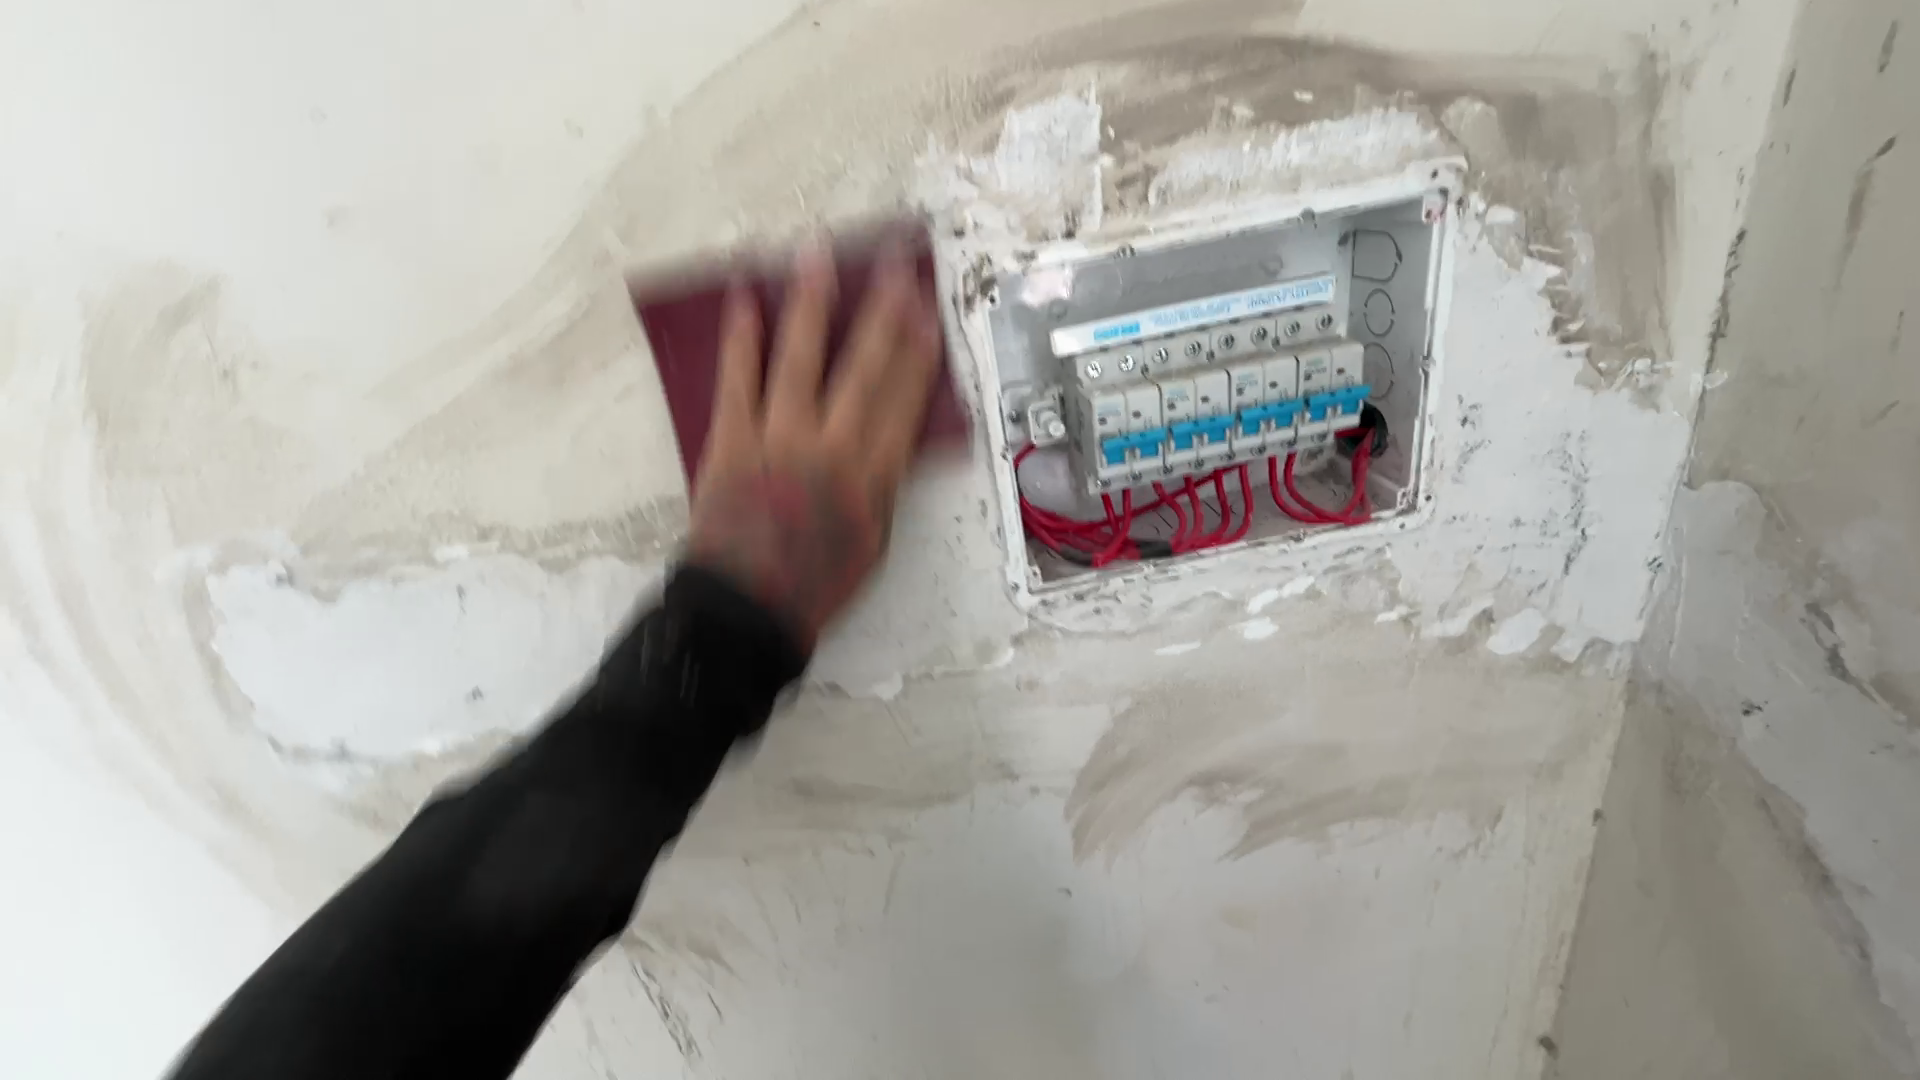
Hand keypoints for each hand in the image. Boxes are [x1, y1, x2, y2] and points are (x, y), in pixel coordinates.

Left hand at [685, 239, 943, 648]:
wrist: (747, 611)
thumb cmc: (817, 584)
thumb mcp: (875, 539)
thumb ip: (885, 482)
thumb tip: (894, 436)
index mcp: (873, 478)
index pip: (904, 401)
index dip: (919, 352)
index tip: (926, 313)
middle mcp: (831, 449)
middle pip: (865, 368)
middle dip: (883, 312)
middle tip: (894, 265)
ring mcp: (779, 440)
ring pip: (801, 359)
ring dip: (812, 304)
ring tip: (818, 254)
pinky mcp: (731, 440)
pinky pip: (737, 380)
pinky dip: (742, 338)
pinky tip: (746, 298)